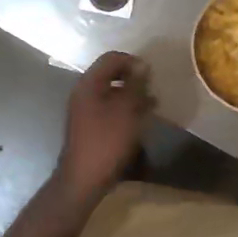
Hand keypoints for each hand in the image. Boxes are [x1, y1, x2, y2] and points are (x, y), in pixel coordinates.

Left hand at [55, 52, 153, 199]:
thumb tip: (142, 64)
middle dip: (134, 79)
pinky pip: (109, 109)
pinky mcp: (90, 126)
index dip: (132, 62)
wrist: (84, 178)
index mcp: (89, 83)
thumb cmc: (107, 141)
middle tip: (153, 90)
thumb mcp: (126, 110)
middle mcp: (84, 92)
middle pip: (111, 74)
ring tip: (152, 105)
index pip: (111, 58)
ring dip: (132, 96)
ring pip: (112, 93)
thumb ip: (135, 85)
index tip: (151, 76)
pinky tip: (140, 120)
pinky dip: (125, 110)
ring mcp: (85, 110)